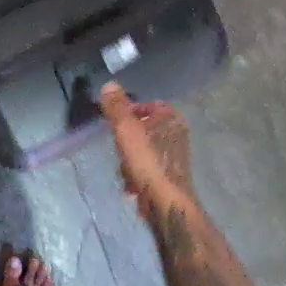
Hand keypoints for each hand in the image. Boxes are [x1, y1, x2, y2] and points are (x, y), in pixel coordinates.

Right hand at [100, 82, 195, 219]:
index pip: (150, 106)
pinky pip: (147, 170)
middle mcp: (177, 135)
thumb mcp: (127, 129)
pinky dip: (137, 176)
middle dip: (127, 142)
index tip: (116, 125)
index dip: (131, 113)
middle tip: (119, 149)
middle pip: (144, 130)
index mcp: (171, 119)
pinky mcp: (169, 177)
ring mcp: (174, 157)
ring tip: (126, 171)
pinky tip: (131, 186)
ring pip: (143, 152)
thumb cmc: (147, 161)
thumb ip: (117, 108)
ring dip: (130, 162)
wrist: (164, 200)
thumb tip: (108, 85)